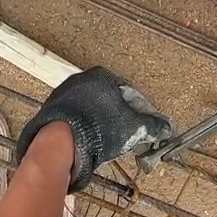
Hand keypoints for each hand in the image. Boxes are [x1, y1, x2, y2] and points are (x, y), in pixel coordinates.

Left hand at [16, 67, 173, 191]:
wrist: (61, 141)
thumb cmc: (99, 128)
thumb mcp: (134, 127)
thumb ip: (152, 126)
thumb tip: (166, 128)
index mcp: (102, 75)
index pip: (128, 91)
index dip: (138, 110)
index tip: (141, 125)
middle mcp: (80, 79)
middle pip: (107, 99)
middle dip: (117, 116)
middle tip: (124, 134)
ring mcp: (63, 94)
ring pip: (89, 109)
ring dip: (99, 123)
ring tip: (106, 141)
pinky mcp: (51, 111)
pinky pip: (73, 119)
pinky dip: (82, 128)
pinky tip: (87, 142)